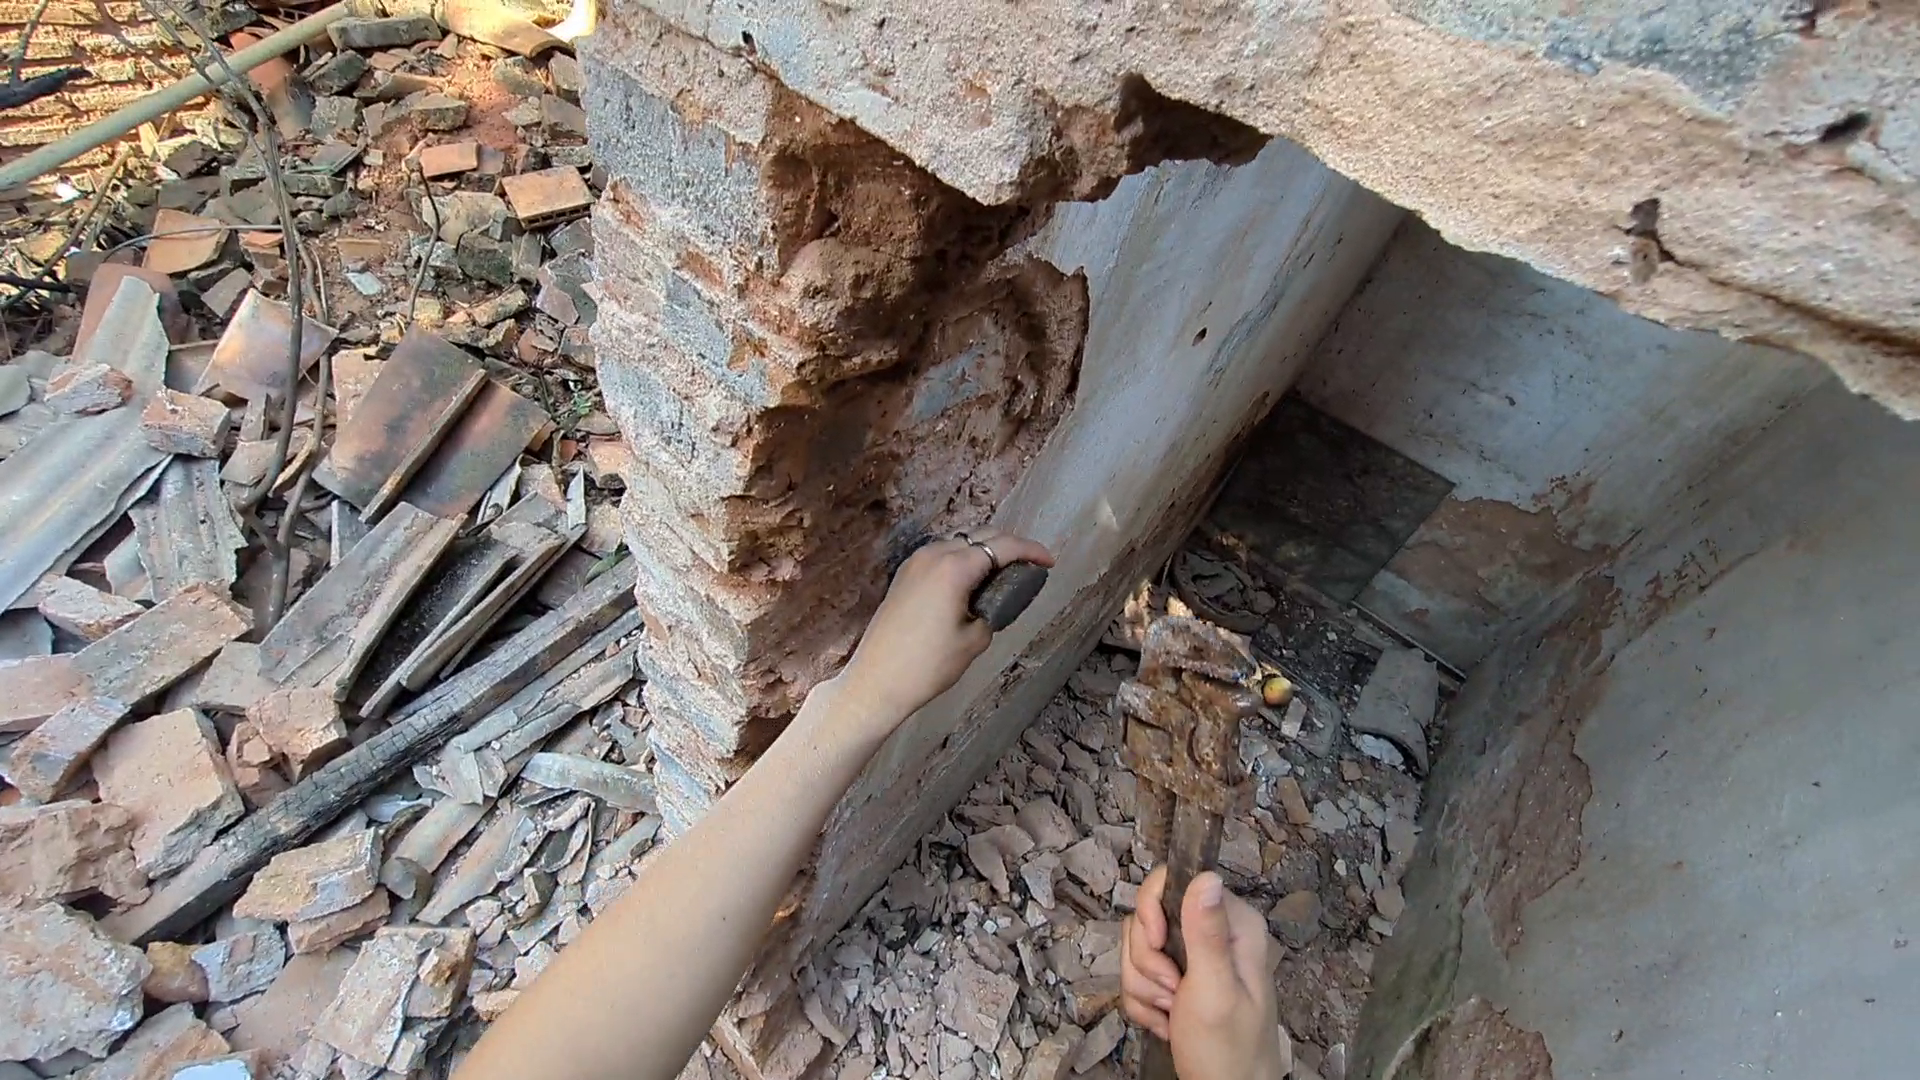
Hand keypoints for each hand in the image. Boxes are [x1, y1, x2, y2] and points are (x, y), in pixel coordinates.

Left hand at [837, 530, 1053, 724]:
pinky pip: (942, 554)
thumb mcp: (975, 638)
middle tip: (1030, 568)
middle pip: (982, 535)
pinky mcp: (905, 574)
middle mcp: (934, 554)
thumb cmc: (928, 665)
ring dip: (985, 551)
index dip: (1032, 550)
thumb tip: (996, 598)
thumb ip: (995, 608)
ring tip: (1005, 575)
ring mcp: (916, 562)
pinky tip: (974, 581)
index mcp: (954, 567)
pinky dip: (964, 560)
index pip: (1003, 546)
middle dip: (1010, 547)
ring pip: (961, 542)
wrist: (877, 682)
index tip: (1050, 562)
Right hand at [1122, 867, 1286, 1079]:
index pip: (1172, 880)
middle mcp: (1210, 928)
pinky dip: (1142, 1001)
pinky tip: (1164, 1023)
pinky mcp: (1173, 975)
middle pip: (1147, 915)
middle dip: (1147, 960)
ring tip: (1170, 1013)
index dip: (1153, 909)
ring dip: (1144, 985)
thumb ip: (1207, 933)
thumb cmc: (1227, 1049)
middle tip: (1172, 993)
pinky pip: (1135, 971)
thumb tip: (1207, 874)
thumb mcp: (1216, 991)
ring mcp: (1190, 953)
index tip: (1157, 942)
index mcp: (1232, 921)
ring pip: (1136, 945)